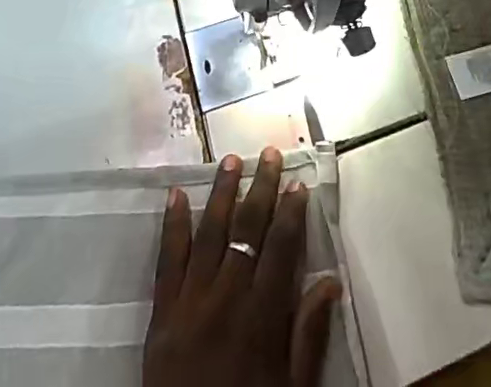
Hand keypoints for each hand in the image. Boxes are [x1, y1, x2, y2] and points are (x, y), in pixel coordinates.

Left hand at [144, 146, 342, 386]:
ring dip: (219, 193)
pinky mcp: (162, 309)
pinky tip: (176, 195)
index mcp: (262, 318)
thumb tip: (329, 282)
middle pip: (245, 232)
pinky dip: (172, 224)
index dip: (291, 215)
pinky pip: (166, 258)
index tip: (298, 184)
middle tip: (269, 154)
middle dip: (260, 190)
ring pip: (207, 233)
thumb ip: (308, 336)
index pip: (280, 252)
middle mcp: (226, 298)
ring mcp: (190, 299)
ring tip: (229, 160)